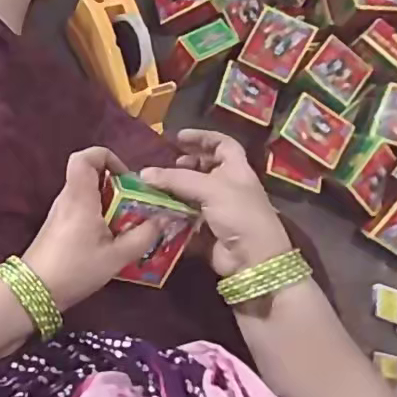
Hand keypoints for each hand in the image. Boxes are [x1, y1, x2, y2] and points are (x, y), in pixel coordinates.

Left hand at [21, 147, 165, 309]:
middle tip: (136, 206)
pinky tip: (111, 239)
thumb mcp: (116, 257)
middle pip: (90, 176)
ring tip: (128, 225)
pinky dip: (98, 216)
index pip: (85, 157)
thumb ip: (143, 236)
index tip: (126, 177)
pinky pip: (81, 210)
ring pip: (87, 194)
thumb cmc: (75, 269)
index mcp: (80, 197)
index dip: (107, 157)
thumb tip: (163, 219)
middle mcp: (67, 199)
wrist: (34, 291)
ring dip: (109, 204)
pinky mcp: (57, 227)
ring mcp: (60, 212)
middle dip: (117, 186)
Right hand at [139, 130, 292, 276]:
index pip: (222, 144)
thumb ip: (177, 180)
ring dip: (175, 191)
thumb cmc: (239, 214)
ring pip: (193, 194)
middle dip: (186, 165)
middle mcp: (229, 187)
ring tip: (157, 189)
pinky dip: (173, 214)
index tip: (178, 138)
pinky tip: (158, 212)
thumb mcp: (211, 189)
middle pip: (206, 168)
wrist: (252, 259)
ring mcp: (218, 210)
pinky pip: (187, 218)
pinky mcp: (207, 231)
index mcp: (237, 170)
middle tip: (167, 166)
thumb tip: (144, 173)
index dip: (202, 137)